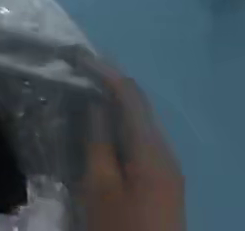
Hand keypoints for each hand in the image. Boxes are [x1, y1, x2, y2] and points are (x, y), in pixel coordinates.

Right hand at [84, 67, 184, 230]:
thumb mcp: (100, 189)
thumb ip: (98, 140)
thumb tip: (96, 103)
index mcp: (153, 150)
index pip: (129, 94)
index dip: (103, 70)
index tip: (76, 57)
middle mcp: (166, 153)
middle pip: (138, 104)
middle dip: (108, 83)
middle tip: (77, 70)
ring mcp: (168, 171)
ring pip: (140, 122)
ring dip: (114, 104)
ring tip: (84, 91)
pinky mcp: (163, 186)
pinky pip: (141, 140)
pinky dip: (121, 125)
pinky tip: (101, 127)